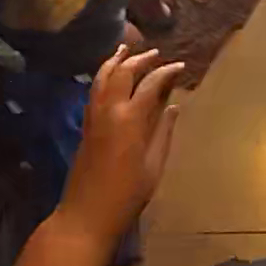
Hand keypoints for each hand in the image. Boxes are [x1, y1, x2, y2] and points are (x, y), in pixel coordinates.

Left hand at [53, 45, 183, 249]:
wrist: (85, 217)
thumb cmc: (126, 195)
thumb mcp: (154, 166)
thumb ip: (163, 132)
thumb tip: (173, 106)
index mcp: (130, 119)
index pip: (151, 84)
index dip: (167, 72)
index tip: (180, 66)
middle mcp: (110, 109)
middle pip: (124, 72)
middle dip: (141, 59)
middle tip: (156, 54)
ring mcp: (94, 115)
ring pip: (103, 76)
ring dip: (116, 60)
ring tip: (127, 49)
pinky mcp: (85, 124)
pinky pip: (94, 89)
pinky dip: (103, 75)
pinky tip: (110, 74)